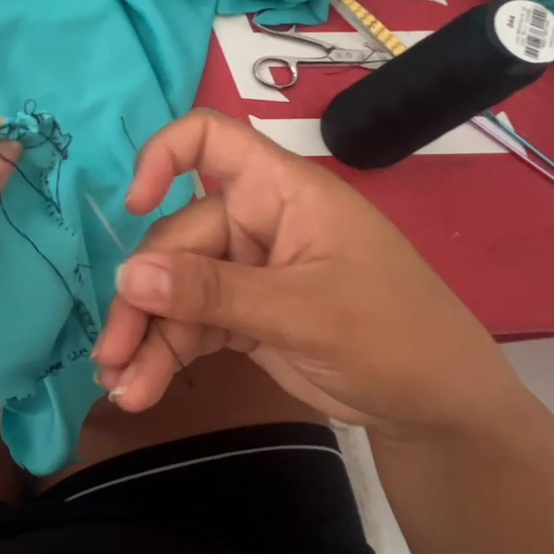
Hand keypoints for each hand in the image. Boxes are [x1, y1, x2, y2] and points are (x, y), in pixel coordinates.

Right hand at [92, 109, 531, 439]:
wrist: (441, 413)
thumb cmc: (394, 336)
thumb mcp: (303, 313)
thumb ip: (213, 292)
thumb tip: (127, 276)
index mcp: (280, 192)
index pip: (210, 140)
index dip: (163, 157)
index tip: (135, 206)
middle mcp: (255, 222)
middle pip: (176, 239)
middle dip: (142, 298)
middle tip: (111, 355)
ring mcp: (247, 270)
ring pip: (174, 289)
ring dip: (145, 336)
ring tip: (120, 384)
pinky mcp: (242, 314)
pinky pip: (189, 324)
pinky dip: (164, 353)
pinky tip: (139, 385)